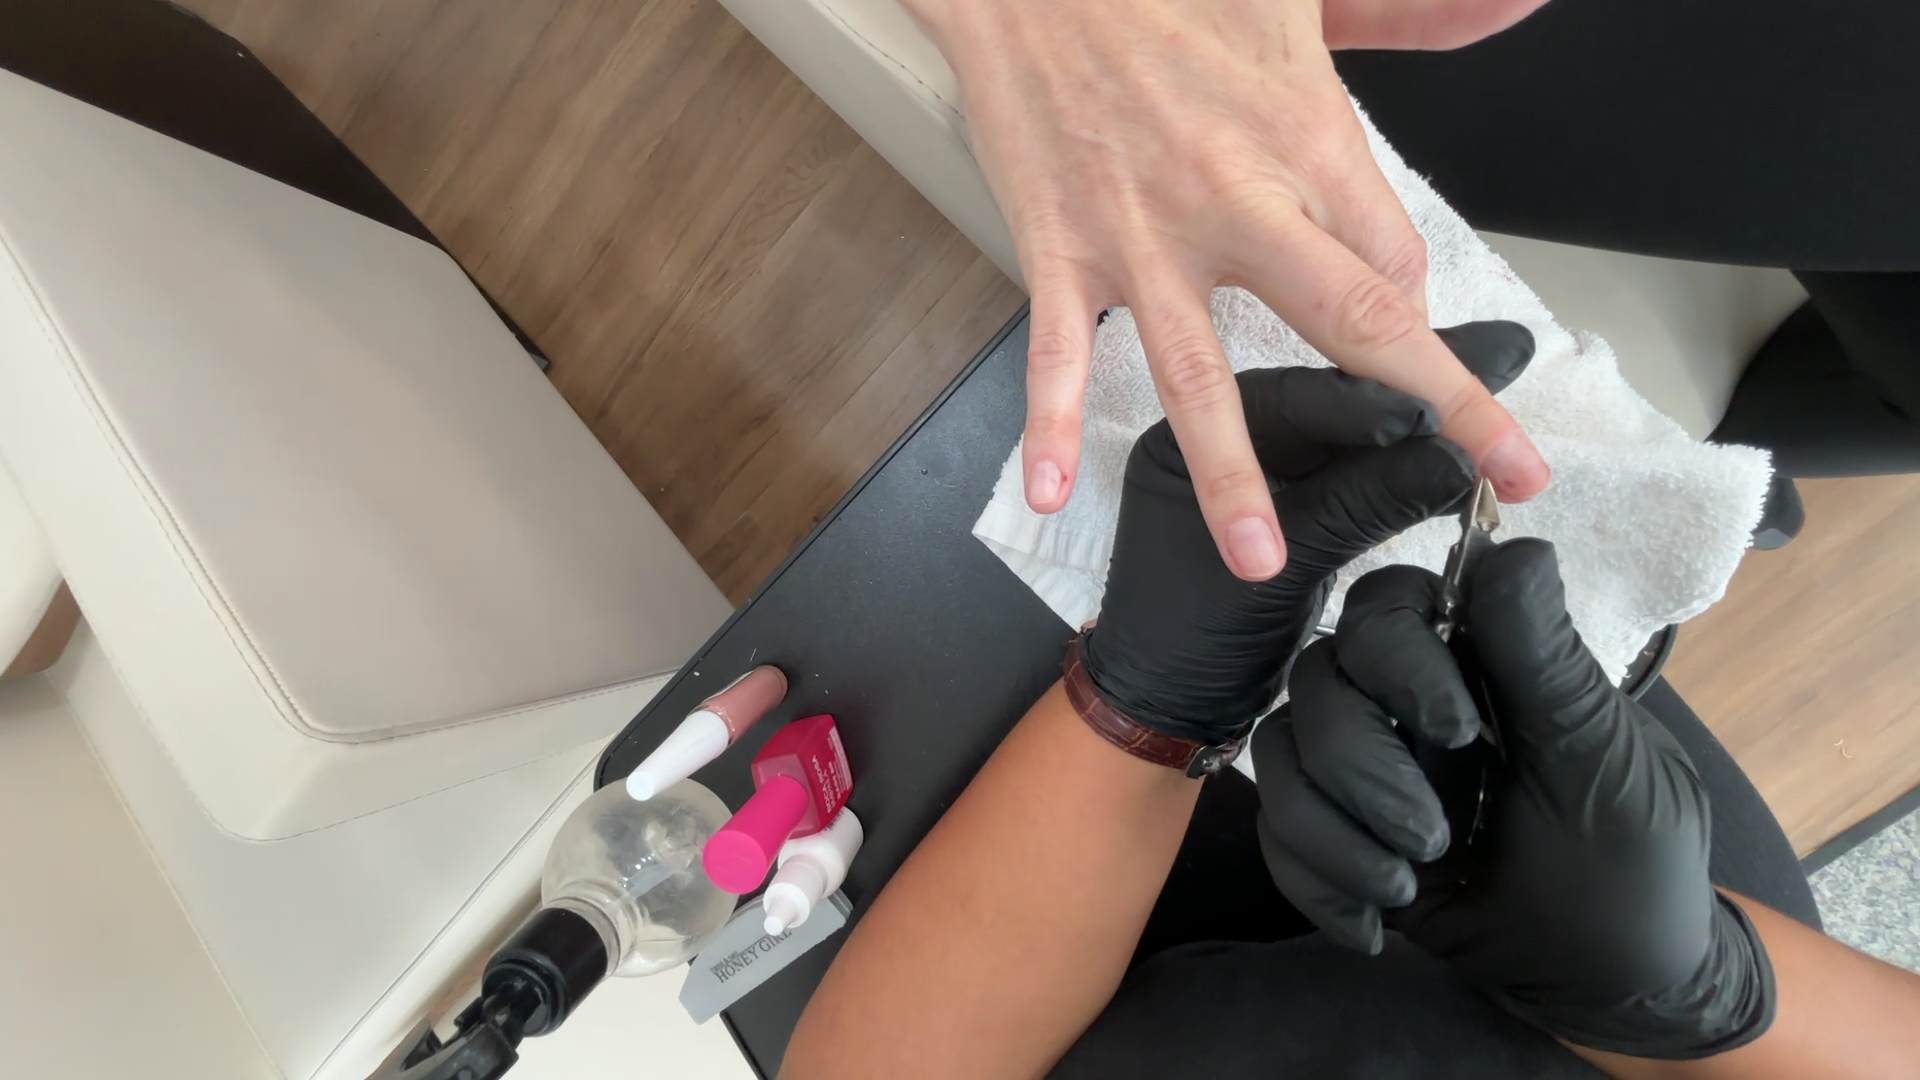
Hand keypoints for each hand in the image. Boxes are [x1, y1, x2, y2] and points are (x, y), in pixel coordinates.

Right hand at [900, 0, 1551, 580]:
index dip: (1413, 325)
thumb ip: (1410, 9)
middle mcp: (1235, 202)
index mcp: (1303, 135)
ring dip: (1232, 473)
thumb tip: (1516, 10)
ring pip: (1198, 374)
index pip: (1389, 259)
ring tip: (1258, 559)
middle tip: (1494, 480)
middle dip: (1430, 406)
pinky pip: (1058, 356)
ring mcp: (1141, 241)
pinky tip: (1051, 490)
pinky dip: (1052, 426)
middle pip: (1348, 322)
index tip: (1415, 368)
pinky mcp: (1061, 254)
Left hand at [1081, 322, 1532, 747]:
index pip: (1290, 404)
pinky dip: (1405, 463)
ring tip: (1504, 369)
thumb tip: (1454, 459)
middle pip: (1327, 401)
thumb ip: (1360, 508)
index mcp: (1183, 444)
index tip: (1442, 408)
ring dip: (1423, 417)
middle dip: (1415, 383)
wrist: (1168, 698)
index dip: (1369, 405)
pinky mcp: (1284, 501)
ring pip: (1346, 433)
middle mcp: (1217, 443)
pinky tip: (1464, 444)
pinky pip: (1351, 469)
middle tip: (1507, 348)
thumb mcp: (1279, 571)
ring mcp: (1252, 470)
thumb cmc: (1195, 638)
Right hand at [1254, 542, 1775, 1057]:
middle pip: (1314, 683)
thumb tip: (1519, 544)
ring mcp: (1342, 754)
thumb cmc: (1623, 857)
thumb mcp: (1598, 759)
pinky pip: (1272, 824)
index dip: (1396, 657)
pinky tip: (1374, 921)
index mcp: (1456, 660)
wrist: (1595, 977)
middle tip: (1430, 838)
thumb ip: (1544, 658)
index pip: (1382, 605)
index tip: (1459, 731)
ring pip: (1278, 750)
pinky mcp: (1316, 815)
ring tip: (1407, 884)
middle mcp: (1384, 694)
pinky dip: (1317, 878)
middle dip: (1361, 766)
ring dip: (1335, 830)